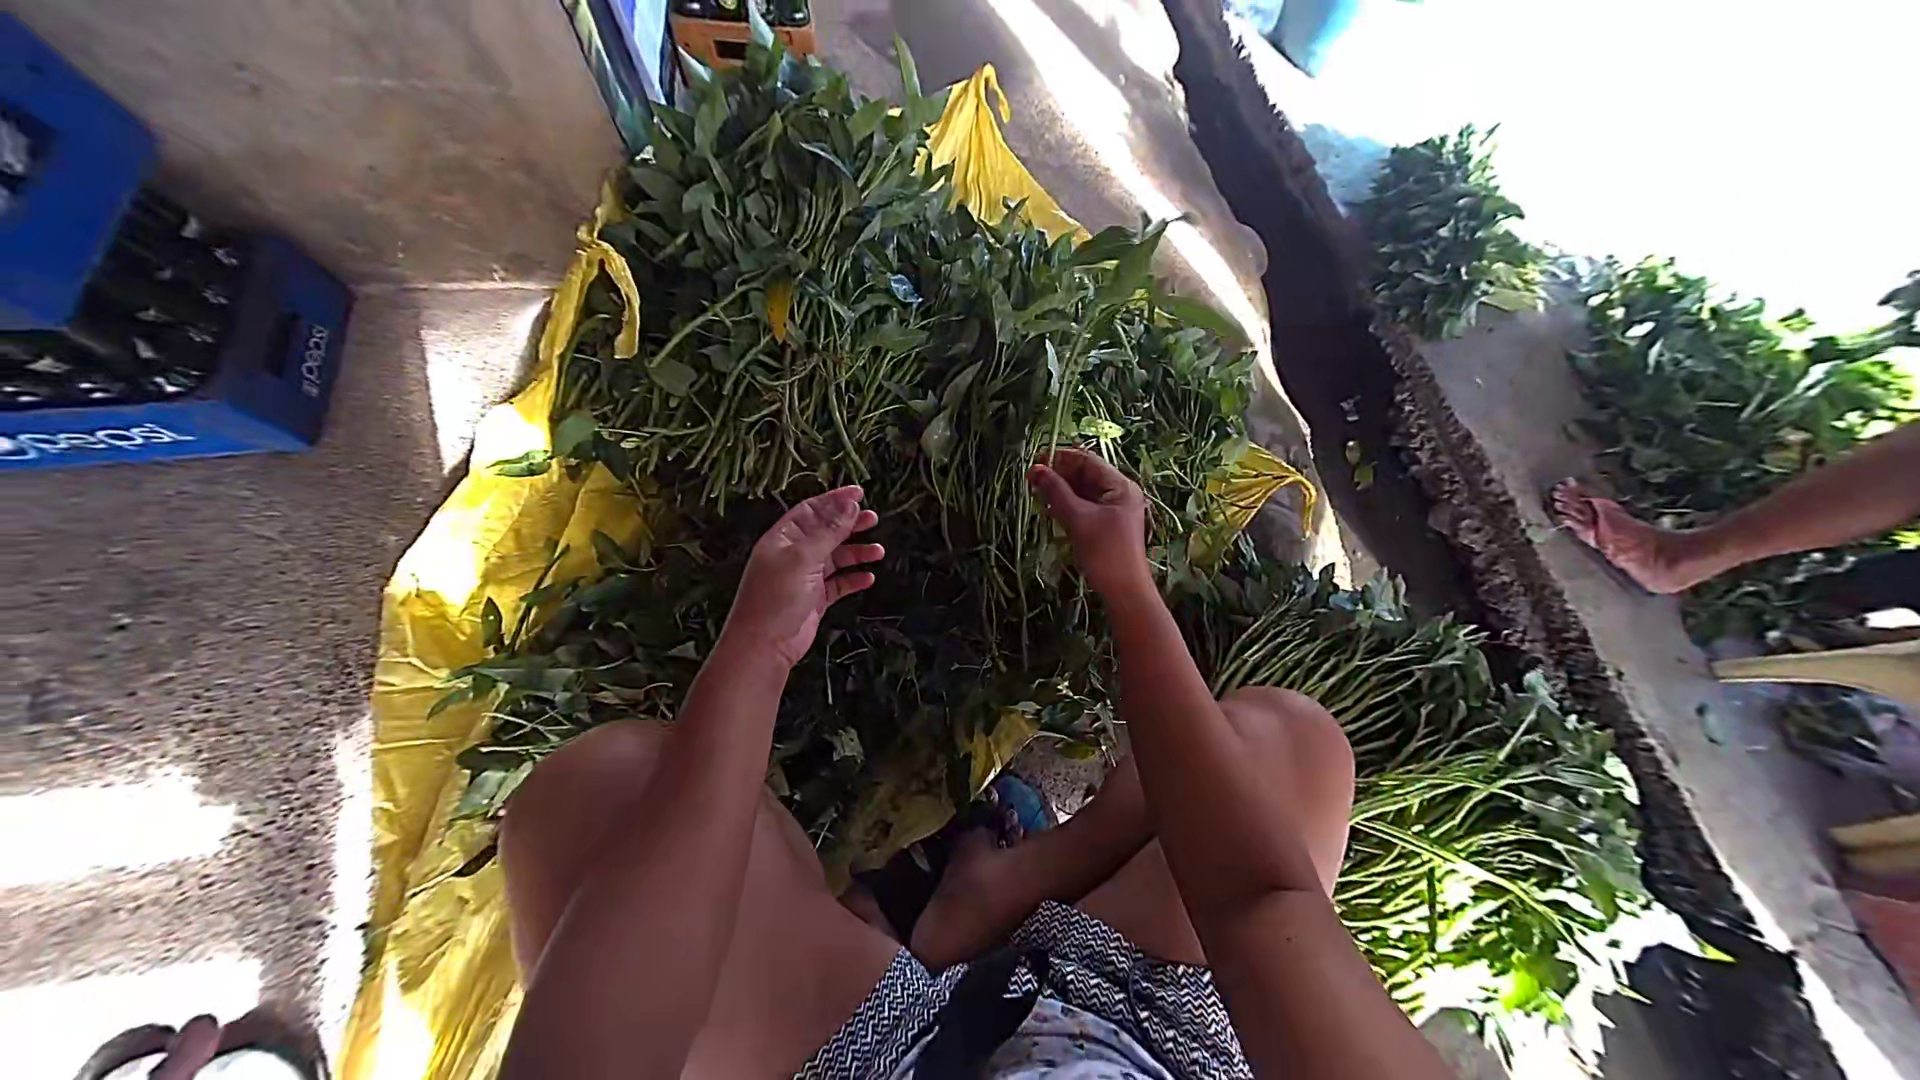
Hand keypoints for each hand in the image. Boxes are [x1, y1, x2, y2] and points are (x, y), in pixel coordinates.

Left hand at [723, 485, 882, 667]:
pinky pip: (838, 584)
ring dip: (856, 552)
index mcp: (784, 538)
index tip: (859, 494)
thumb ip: (829, 531)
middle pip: (826, 531)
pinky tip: (868, 577)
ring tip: (878, 551)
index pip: (811, 510)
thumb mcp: (804, 558)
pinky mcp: (815, 599)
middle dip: (849, 524)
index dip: (834, 500)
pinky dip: (853, 579)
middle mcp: (794, 554)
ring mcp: (805, 577)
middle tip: (872, 518)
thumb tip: (851, 506)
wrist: (764, 645)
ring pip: (836, 558)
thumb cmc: (776, 597)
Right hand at [1027, 448, 1150, 597]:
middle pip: (1085, 474)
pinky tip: (1050, 509)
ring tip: (1037, 495)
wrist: (1124, 591)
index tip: (1034, 463)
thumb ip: (1055, 492)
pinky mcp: (1107, 525)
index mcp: (1120, 486)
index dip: (1060, 459)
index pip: (1087, 461)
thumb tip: (1035, 470)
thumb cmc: (1105, 553)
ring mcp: (1114, 510)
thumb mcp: (1078, 519)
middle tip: (1032, 481)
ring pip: (1083, 491)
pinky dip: (1067, 505)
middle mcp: (1119, 493)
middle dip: (1059, 476)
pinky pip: (1084, 506)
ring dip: (1060, 491)